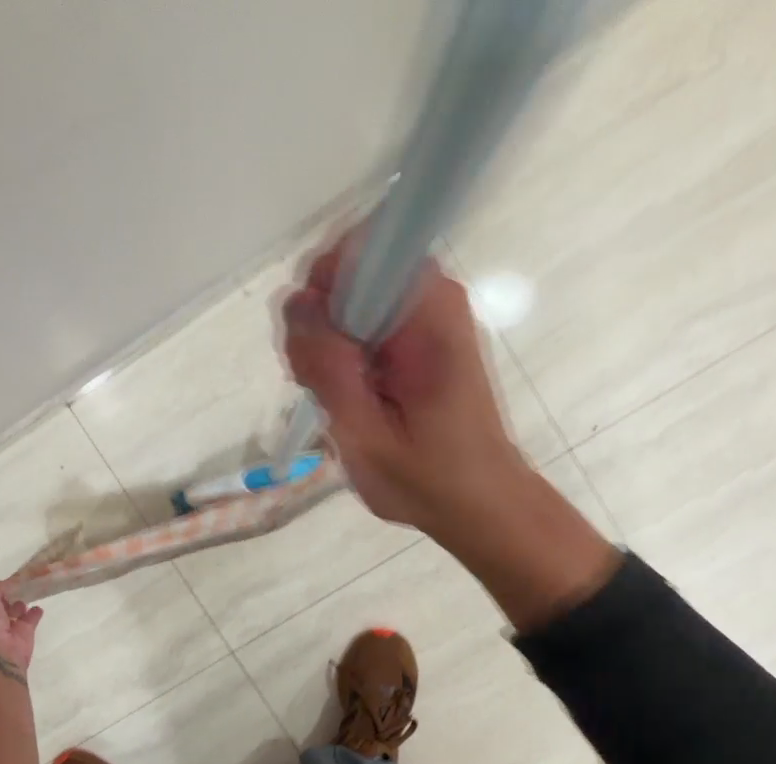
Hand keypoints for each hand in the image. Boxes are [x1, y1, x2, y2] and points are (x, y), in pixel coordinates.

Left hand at [0, 583, 43, 676]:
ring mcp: (3, 634)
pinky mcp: (22, 639)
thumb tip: (2, 588)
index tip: (0, 583)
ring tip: (26, 597)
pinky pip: (29, 623)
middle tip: (15, 588)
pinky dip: (34, 614)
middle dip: (5, 599)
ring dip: (19, 606)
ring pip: (12, 616)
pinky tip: (37, 608)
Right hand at [280, 240, 528, 537]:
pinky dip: (337, 355)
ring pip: (345, 300)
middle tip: (318, 384)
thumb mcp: (365, 434)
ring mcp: (419, 318)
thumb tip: (296, 302)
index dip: (325, 284)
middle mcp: (428, 300)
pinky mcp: (412, 338)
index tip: (313, 341)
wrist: (479, 505)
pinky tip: (343, 398)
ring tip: (334, 400)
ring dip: (323, 345)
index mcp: (428, 313)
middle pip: (347, 272)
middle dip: (317, 322)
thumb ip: (328, 367)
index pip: (364, 247)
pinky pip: (357, 323)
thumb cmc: (428, 479)